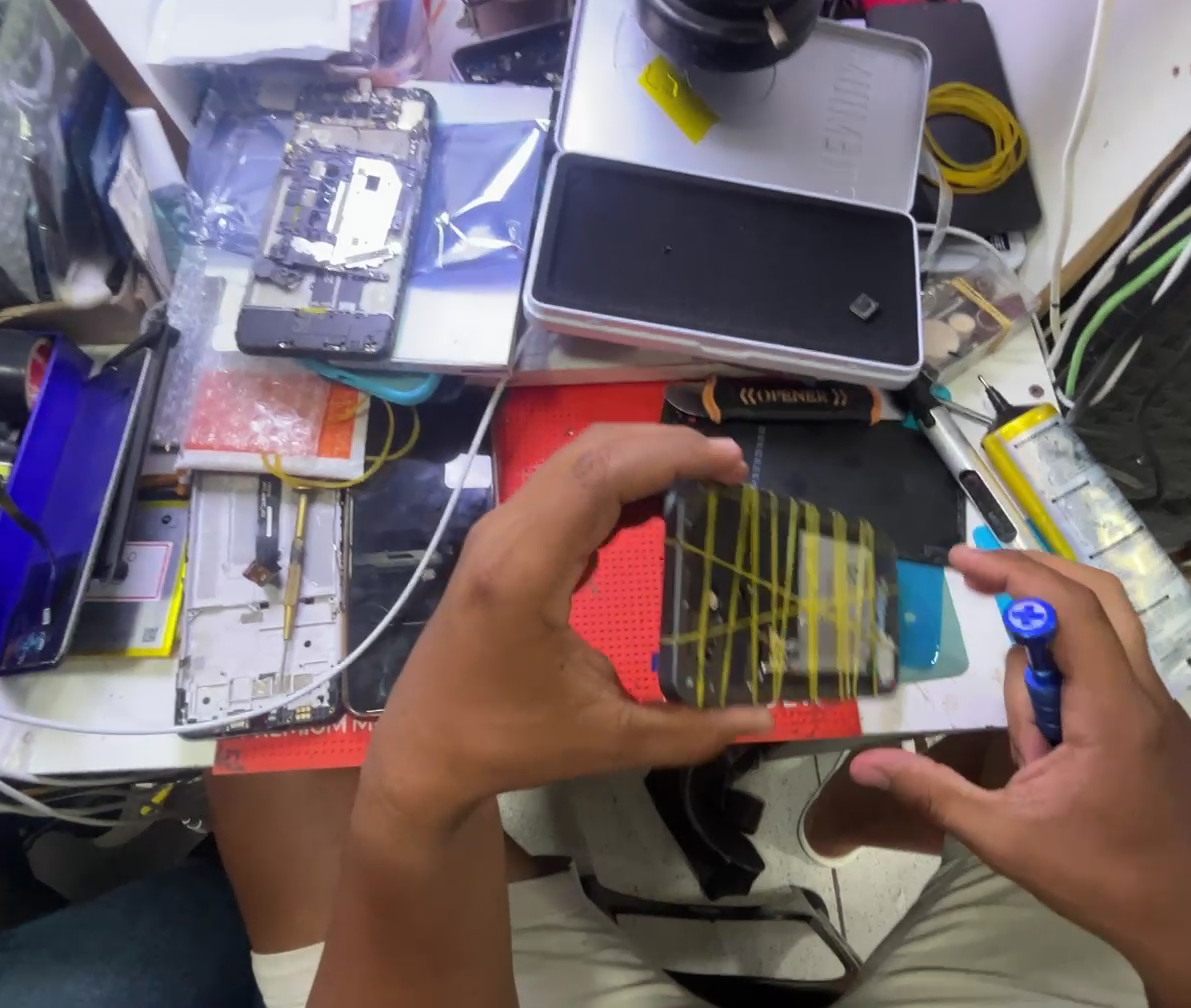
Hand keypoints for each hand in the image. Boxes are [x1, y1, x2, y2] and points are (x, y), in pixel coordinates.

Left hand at [364, 424, 775, 831]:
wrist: (425, 745)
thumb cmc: (508, 741)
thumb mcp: (606, 741)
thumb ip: (690, 731)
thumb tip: (765, 719)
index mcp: (525, 571)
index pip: (598, 477)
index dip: (669, 455)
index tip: (730, 465)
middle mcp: (507, 533)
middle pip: (591, 451)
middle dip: (666, 445)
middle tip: (728, 468)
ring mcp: (501, 529)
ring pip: (576, 459)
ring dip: (641, 454)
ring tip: (705, 475)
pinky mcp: (504, 537)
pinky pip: (566, 485)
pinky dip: (617, 478)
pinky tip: (656, 501)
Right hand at [849, 546, 1190, 961]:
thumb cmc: (1097, 875)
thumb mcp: (1001, 834)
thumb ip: (931, 790)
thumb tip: (862, 763)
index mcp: (1111, 712)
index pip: (1070, 611)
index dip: (1016, 573)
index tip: (961, 561)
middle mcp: (1144, 695)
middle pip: (1099, 595)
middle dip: (1035, 570)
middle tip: (974, 572)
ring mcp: (1161, 707)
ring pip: (1108, 626)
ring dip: (1047, 632)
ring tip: (1015, 707)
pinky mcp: (1161, 722)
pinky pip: (1110, 663)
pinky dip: (1067, 658)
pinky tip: (1040, 718)